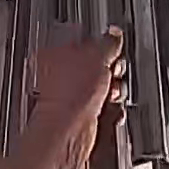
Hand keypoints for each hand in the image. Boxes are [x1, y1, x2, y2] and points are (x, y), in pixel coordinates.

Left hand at [30, 26, 124, 163]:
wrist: (69, 135)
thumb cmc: (71, 95)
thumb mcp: (98, 56)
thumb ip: (109, 42)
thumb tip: (115, 34)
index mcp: (53, 55)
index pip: (81, 41)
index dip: (100, 44)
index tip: (113, 45)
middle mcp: (57, 77)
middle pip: (93, 66)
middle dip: (110, 69)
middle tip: (114, 70)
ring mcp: (68, 100)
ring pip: (99, 89)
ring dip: (113, 90)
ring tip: (114, 92)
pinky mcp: (79, 120)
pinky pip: (101, 108)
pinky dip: (110, 109)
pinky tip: (112, 108)